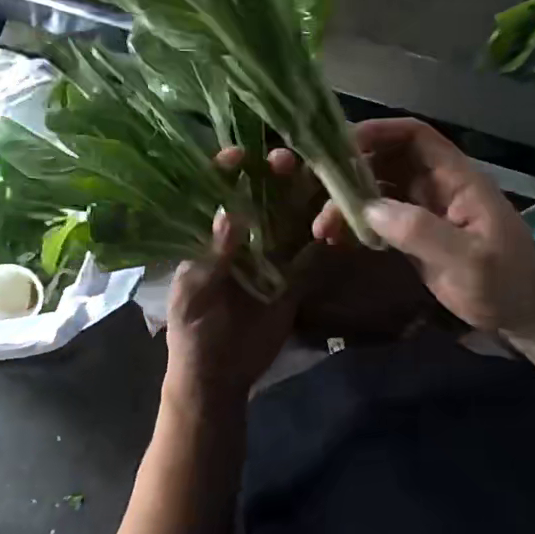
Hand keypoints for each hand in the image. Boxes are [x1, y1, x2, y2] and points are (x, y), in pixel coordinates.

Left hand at [163, 148, 319, 405]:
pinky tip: (342, 220)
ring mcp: (272, 258)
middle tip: (288, 161)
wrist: (220, 379)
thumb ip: (213, 257)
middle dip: (273, 176)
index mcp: (211, 239)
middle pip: (261, 198)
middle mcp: (244, 239)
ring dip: (304, 199)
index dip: (226, 171)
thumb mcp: (194, 296)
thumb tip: (231, 214)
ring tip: (321, 179)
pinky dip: (326, 238)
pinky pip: (312, 255)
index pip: (217, 195)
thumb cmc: (193, 335)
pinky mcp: (294, 279)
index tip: (241, 155)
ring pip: (290, 220)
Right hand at [313, 118, 534, 338]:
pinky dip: (356, 224)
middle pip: (389, 161)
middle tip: (318, 190)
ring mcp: (425, 212)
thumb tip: (369, 208)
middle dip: (352, 171)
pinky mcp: (415, 237)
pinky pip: (380, 219)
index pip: (416, 137)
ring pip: (378, 191)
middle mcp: (437, 188)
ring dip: (348, 202)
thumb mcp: (468, 260)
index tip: (341, 145)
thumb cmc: (504, 283)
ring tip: (323, 228)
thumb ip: (422, 231)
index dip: (380, 132)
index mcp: (458, 180)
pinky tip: (336, 240)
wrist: (521, 316)